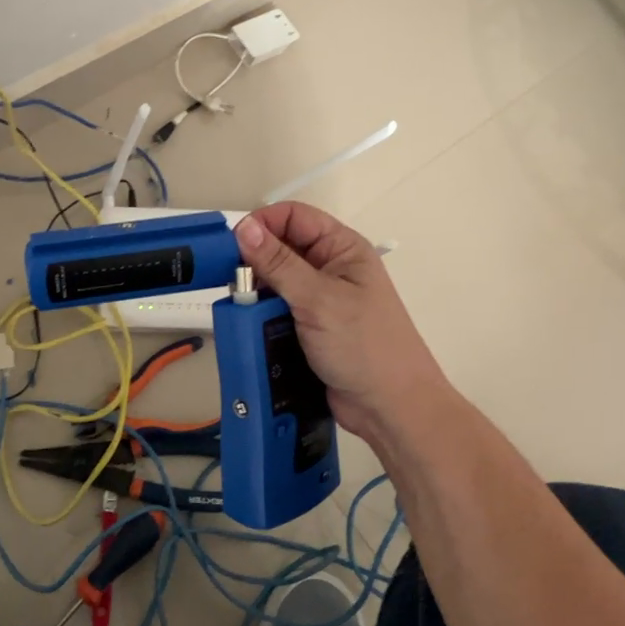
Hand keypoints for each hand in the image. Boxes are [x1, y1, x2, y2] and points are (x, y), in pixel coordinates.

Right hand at [234, 202, 443, 441]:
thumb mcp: (318, 299)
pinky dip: (259, 314)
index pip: (293, 216)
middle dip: (254, 261)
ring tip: (241, 307)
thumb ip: (278, 263)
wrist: (390, 409)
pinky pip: (274, 309)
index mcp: (341, 248)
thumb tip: (243, 227)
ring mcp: (318, 298)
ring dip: (254, 291)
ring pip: (273, 280)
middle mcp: (329, 267)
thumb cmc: (364, 346)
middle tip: (233, 283)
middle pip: (279, 247)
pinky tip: (248, 324)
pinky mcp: (307, 326)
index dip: (263, 223)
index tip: (234, 245)